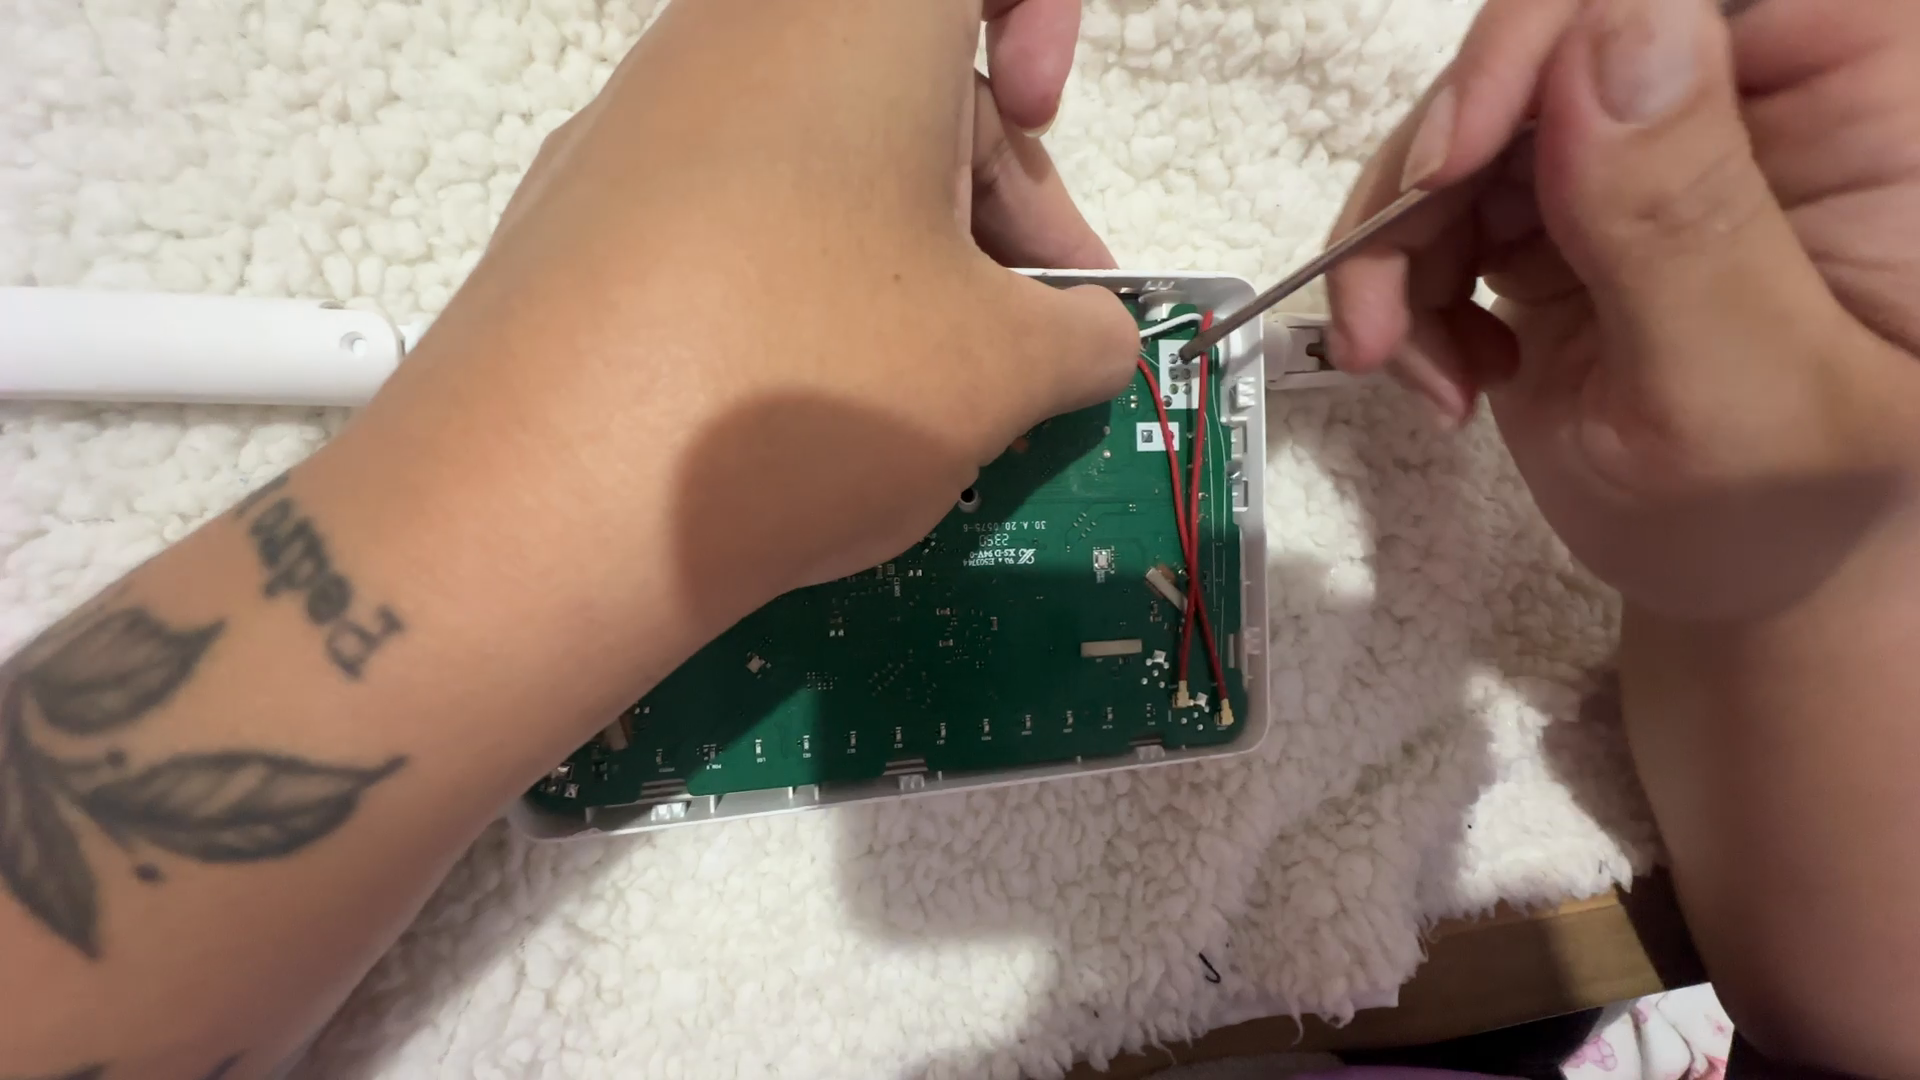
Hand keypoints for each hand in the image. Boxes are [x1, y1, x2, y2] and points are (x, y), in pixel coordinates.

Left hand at [327, 0, 1136, 655]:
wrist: (555, 511)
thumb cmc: (815, 389)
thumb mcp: (1004, 369)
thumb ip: (1088, 337)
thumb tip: (1099, 340)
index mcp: (850, 16)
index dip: (1042, 8)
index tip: (1044, 111)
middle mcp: (735, 40)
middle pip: (913, 85)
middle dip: (1002, 204)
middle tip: (1035, 332)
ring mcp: (648, 134)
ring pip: (835, 169)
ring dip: (918, 266)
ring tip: (942, 391)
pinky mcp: (602, 228)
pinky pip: (755, 227)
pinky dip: (825, 293)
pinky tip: (836, 400)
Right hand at [1324, 0, 1919, 621]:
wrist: (1721, 567)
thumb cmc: (1771, 503)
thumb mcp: (1737, 383)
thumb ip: (1684, 217)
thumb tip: (1609, 32)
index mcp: (1848, 96)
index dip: (1532, 48)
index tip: (1442, 173)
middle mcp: (1716, 109)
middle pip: (1516, 75)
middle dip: (1416, 201)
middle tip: (1372, 329)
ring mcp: (1612, 173)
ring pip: (1442, 161)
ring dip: (1390, 272)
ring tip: (1408, 377)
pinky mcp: (1534, 237)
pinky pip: (1423, 236)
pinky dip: (1401, 310)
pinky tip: (1442, 381)